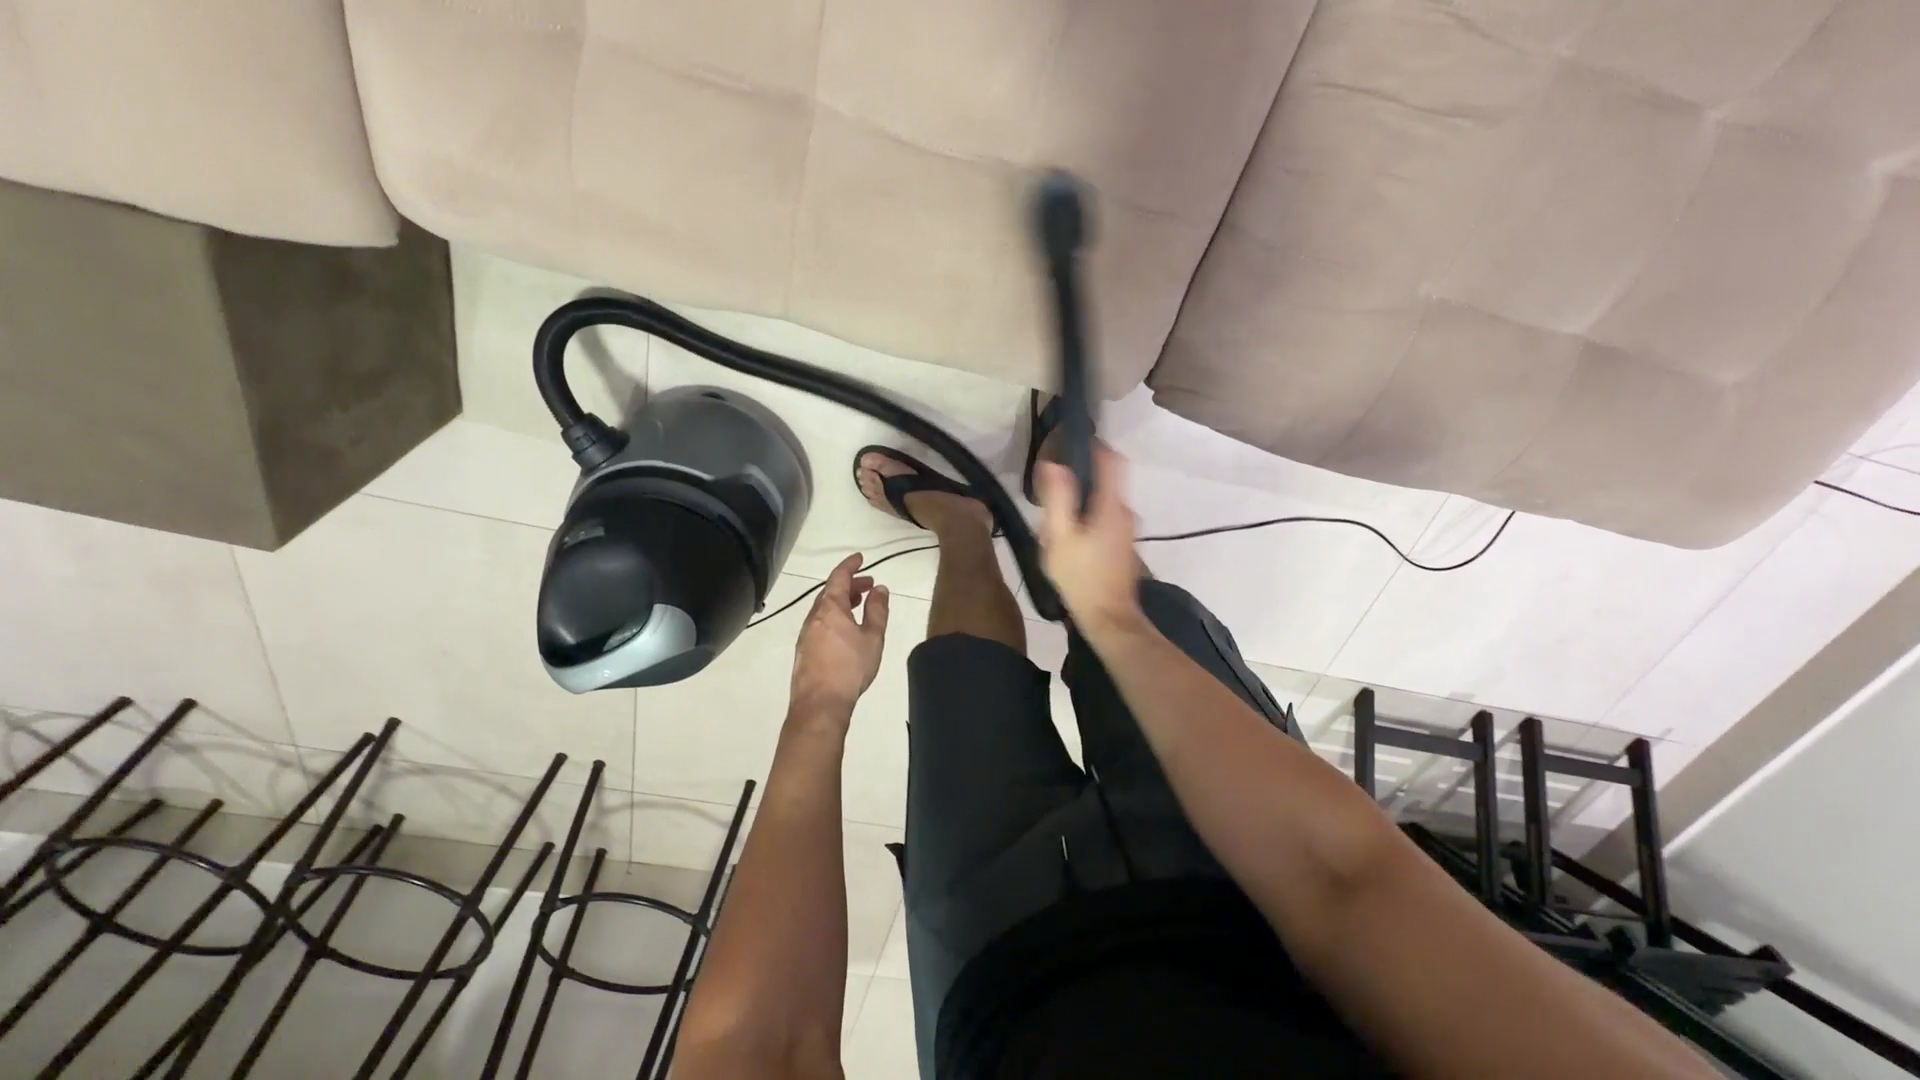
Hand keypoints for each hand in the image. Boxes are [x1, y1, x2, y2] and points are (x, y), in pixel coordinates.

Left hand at [789, 553, 890, 721]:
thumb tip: (880, 588)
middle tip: (868, 586)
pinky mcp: (803, 651)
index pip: (839, 577)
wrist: (820, 702)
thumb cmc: (850, 667)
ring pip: (824, 609)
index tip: (861, 558)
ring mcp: (806, 634)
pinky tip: (845, 631)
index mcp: (830, 608)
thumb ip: (877, 610)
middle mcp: (814, 617)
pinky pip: (820, 624)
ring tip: (858, 607)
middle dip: (849, 586)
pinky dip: (834, 618)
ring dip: (842, 603)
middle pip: (830, 593)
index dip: (850, 565)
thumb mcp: (872, 637)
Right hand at [1036, 446, 1144, 637]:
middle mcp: (1127, 513)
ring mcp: (1129, 532)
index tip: (1074, 441)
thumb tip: (1053, 465)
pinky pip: (1107, 520)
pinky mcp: (1125, 547)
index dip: (1096, 445)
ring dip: (1083, 505)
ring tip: (1055, 522)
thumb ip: (1057, 499)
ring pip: (1104, 504)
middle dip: (1080, 482)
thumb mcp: (1059, 537)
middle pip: (1106, 482)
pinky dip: (1090, 520)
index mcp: (1112, 505)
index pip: (1112, 460)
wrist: (1108, 619)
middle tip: (1052, 492)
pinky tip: (1070, 540)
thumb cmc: (1081, 577)